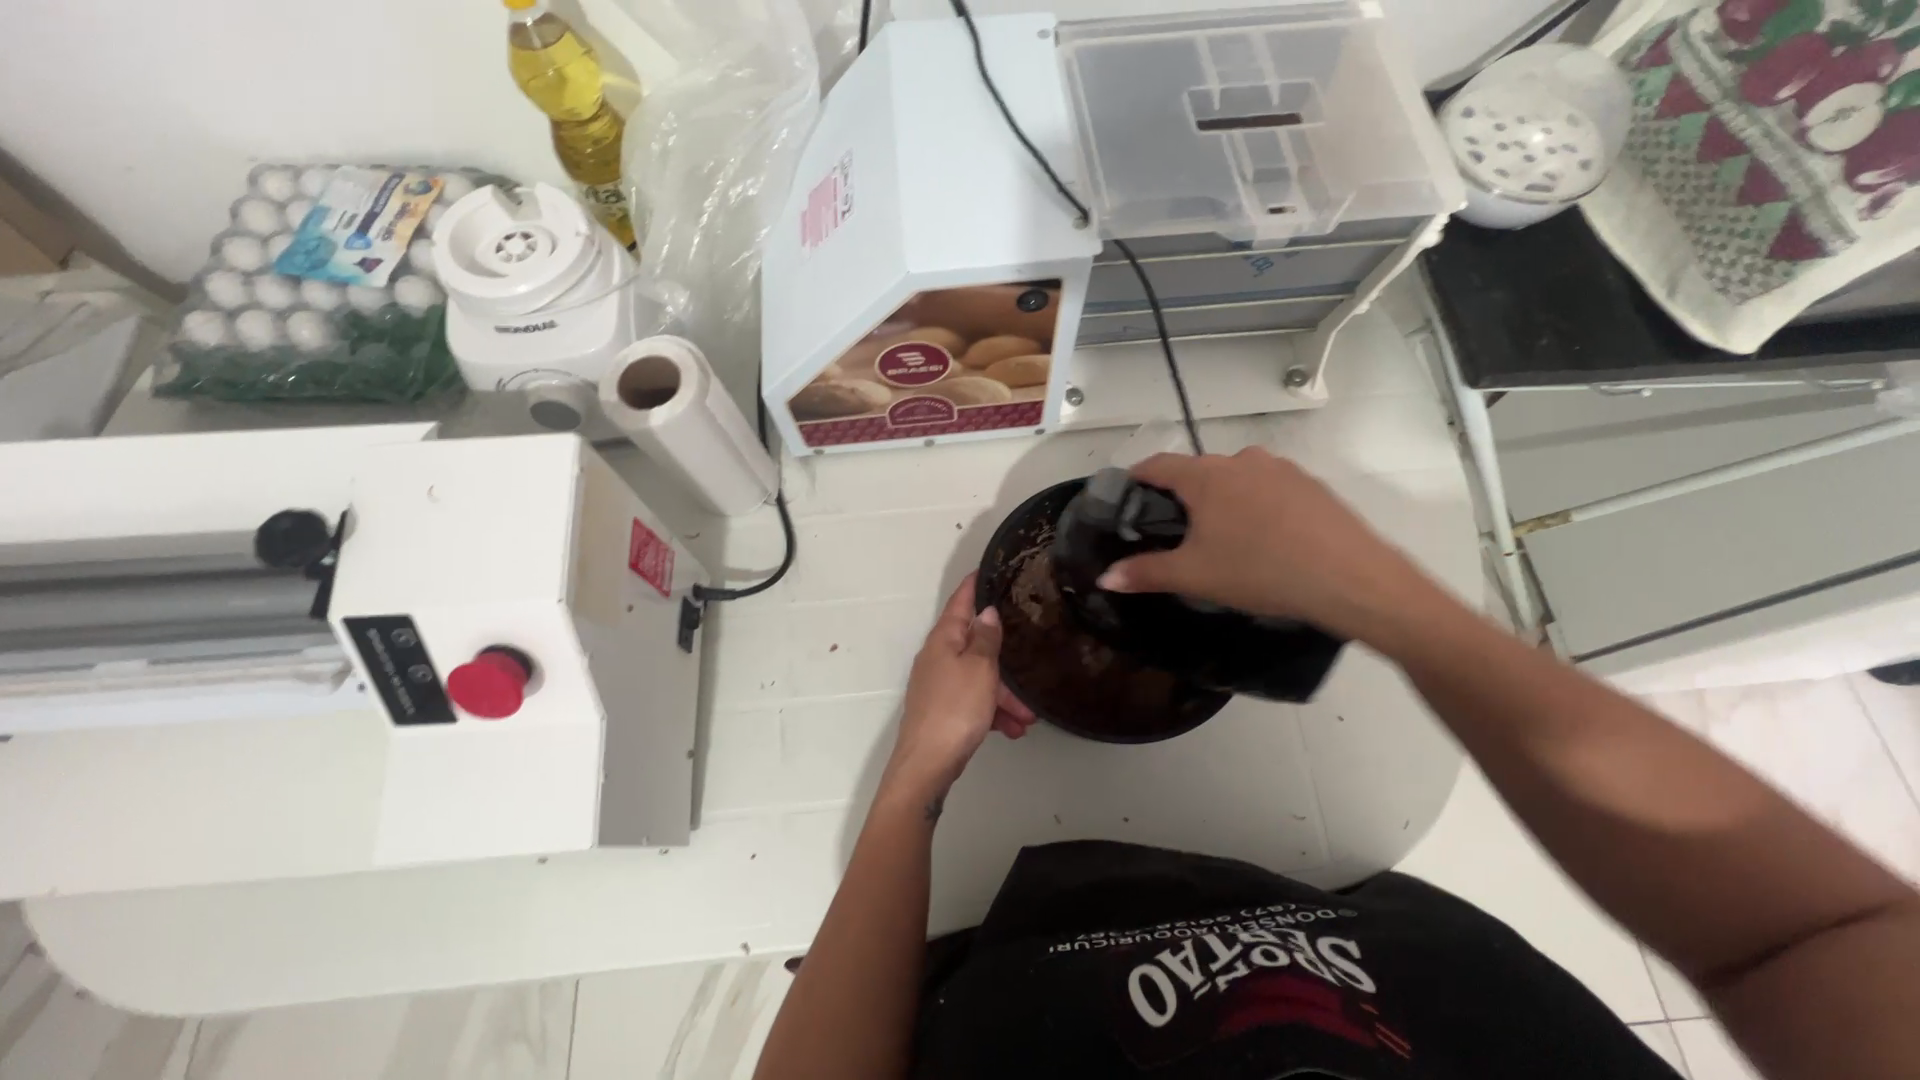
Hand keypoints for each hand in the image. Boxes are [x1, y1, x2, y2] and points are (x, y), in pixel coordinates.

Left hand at [882, 574, 1036, 802]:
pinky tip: (1013, 730)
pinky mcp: (942, 711)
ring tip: (1029, 717)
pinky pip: (974, 703)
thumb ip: (985, 638)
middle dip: (1006, 659)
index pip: (960, 602)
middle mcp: (937, 657)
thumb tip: (986, 612)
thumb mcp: (979, 668)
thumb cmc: (955, 709)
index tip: (988, 569)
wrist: (927, 764)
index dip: (974, 585)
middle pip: (975, 646)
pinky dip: (993, 712)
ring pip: (979, 678)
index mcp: (943, 639)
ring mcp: (938, 685)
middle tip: (1034, 664)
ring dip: (1005, 694)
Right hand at [1097, 448, 1445, 645]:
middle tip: (1175, 534)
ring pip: (1236, 480)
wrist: (1350, 579)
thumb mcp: (1195, 576)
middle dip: (1181, 497)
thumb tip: (1105, 577)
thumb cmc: (1260, 571)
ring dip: (1222, 502)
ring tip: (1223, 540)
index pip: (1157, 465)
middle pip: (1198, 472)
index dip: (1136, 479)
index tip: (1126, 499)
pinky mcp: (1312, 486)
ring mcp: (1282, 469)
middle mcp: (1242, 460)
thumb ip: (1146, 572)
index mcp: (1206, 476)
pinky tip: (1265, 541)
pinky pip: (1269, 490)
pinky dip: (1257, 508)